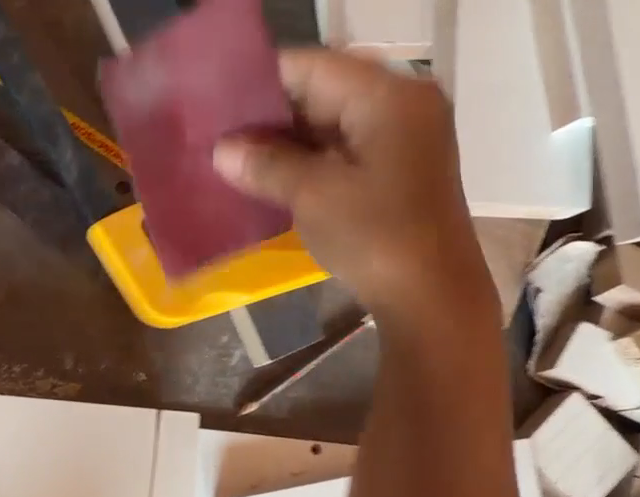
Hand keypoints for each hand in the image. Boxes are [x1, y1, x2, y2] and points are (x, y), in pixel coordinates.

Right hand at [214, 48, 490, 319]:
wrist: (426, 288)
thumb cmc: (374, 235)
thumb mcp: (313, 196)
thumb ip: (267, 165)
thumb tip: (221, 149)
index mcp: (387, 97)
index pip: (313, 66)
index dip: (261, 80)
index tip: (213, 101)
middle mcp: (398, 103)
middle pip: (321, 89)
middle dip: (267, 112)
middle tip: (213, 133)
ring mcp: (397, 134)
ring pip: (326, 119)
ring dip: (280, 138)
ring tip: (228, 156)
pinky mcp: (390, 164)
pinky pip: (336, 145)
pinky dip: (300, 156)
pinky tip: (263, 175)